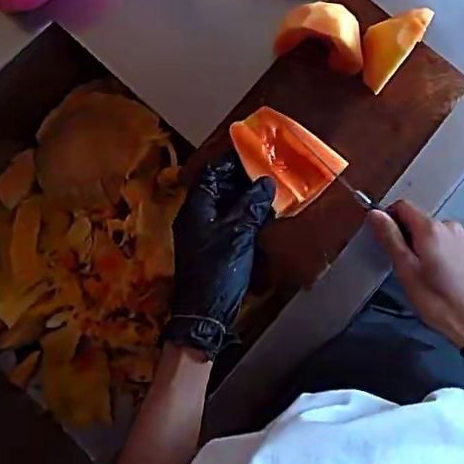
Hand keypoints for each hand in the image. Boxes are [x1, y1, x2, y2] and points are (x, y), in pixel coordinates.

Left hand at [163, 157, 275, 359]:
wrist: (205, 313)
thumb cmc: (217, 269)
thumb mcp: (239, 233)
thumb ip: (251, 205)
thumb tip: (266, 182)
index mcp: (195, 209)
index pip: (210, 173)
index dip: (229, 160)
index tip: (251, 149)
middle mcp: (196, 217)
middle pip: (217, 187)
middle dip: (239, 176)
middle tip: (265, 165)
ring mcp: (204, 233)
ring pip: (224, 204)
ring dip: (243, 194)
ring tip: (268, 184)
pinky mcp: (214, 246)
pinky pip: (229, 219)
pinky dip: (244, 211)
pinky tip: (262, 210)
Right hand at [367, 201, 463, 348]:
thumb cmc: (437, 300)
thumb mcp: (406, 272)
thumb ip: (391, 239)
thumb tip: (375, 213)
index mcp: (430, 228)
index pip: (403, 206)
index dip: (390, 218)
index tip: (387, 239)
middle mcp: (450, 225)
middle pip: (420, 221)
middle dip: (410, 238)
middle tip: (408, 267)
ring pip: (436, 233)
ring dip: (427, 246)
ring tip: (428, 275)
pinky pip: (451, 244)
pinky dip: (444, 253)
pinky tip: (446, 277)